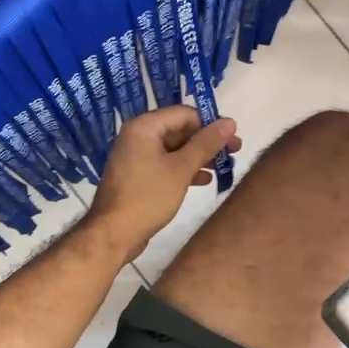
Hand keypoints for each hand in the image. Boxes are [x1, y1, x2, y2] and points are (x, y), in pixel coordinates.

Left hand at [84, 106, 241, 260]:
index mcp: (144, 127)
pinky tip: (204, 181)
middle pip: (179, 131)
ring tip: (224, 167)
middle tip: (235, 153)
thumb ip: (206, 144)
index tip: (233, 140)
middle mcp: (137, 137)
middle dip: (206, 142)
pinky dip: (183, 170)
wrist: (113, 233)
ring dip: (198, 157)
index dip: (211, 124)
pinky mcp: (137, 178)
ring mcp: (136, 158)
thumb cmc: (148, 197)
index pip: (185, 114)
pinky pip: (165, 166)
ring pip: (173, 151)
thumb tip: (230, 122)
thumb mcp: (181, 169)